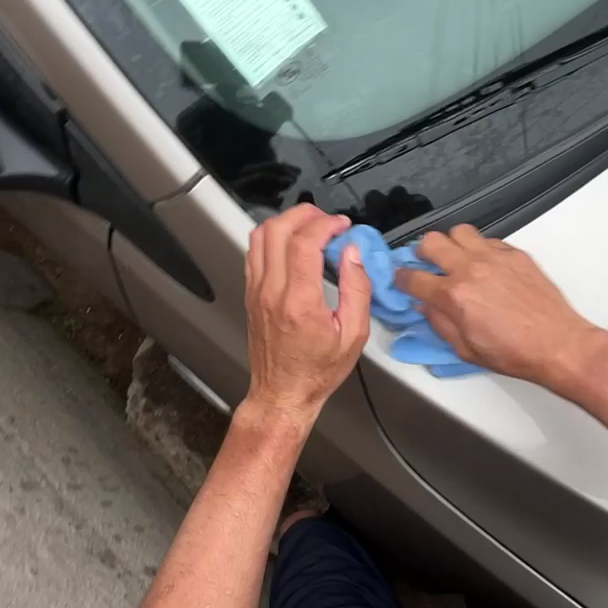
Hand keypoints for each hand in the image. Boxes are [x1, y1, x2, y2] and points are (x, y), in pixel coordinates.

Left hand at [243, 204, 371, 419]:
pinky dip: (273, 237)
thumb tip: (353, 253)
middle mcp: (272, 292)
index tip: (342, 225)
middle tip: (327, 220)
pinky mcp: (251, 294)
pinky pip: (255, 252)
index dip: (326, 224)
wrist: (283, 393)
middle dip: (305, 214)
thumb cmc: (318, 370)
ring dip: (287, 221)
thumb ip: (357, 289)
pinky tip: (292, 243)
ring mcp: (256, 291)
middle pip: (277, 230)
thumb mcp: (354, 334)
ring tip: (311, 226)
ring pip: (260, 236)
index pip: (304, 243)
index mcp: (300, 302)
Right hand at [395, 225, 607, 388]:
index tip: (401, 280)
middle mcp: (471, 269)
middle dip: (422, 253)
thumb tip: (426, 307)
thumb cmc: (514, 352)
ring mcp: (494, 257)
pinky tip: (484, 265)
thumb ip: (440, 324)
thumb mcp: (465, 350)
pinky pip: (488, 239)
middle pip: (431, 242)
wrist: (557, 344)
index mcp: (454, 296)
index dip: (401, 279)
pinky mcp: (515, 254)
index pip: (413, 278)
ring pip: (459, 231)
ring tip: (455, 258)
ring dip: (451, 243)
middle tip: (426, 264)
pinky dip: (479, 248)